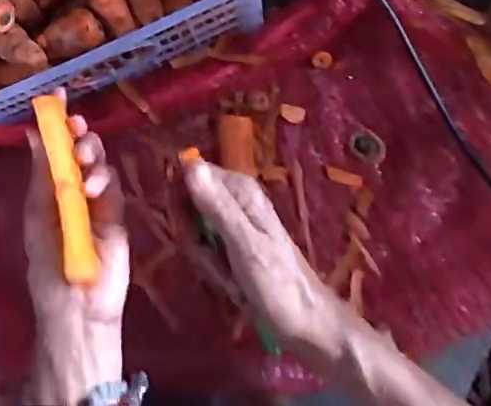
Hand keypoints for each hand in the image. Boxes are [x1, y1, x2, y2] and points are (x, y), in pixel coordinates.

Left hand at [24, 109, 128, 404]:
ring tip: (82, 158)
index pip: (55, 144)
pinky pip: (114, 184)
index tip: (58, 94)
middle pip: (80, 146)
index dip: (57, 119)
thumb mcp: (37, 212)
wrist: (75, 306)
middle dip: (78, 131)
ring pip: (99, 159)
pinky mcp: (118, 213)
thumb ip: (40, 172)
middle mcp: (75, 185)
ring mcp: (98, 198)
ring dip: (91, 150)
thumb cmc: (47, 262)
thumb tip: (31, 131)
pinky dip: (104, 178)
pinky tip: (93, 186)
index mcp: (50, 183)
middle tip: (74, 124)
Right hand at [183, 159, 361, 366]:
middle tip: (212, 259)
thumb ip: (217, 205)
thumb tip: (189, 164)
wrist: (309, 327)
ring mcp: (235, 219)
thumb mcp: (244, 245)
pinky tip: (229, 282)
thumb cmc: (279, 286)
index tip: (189, 230)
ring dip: (204, 255)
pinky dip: (212, 265)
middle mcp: (235, 196)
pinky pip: (206, 244)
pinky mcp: (234, 242)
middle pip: (189, 201)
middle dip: (193, 234)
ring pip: (194, 226)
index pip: (189, 173)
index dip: (181, 201)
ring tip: (227, 276)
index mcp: (239, 188)